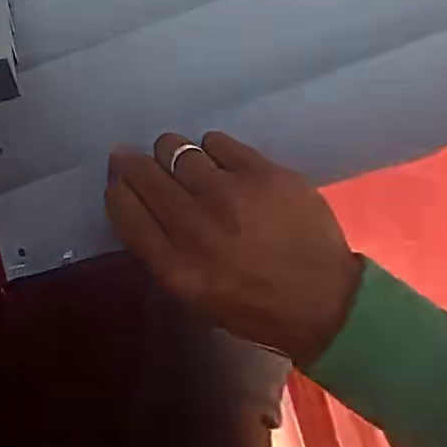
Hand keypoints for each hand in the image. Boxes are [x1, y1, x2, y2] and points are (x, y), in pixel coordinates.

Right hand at [105, 132, 362, 363]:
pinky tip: (226, 170)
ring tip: (193, 171)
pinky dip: (214, 152)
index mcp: (175, 265)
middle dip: (135, 163)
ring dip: (176, 156)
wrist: (329, 305)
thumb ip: (153, 244)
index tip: (121, 180)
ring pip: (175, 147)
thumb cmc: (250, 303)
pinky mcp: (265, 175)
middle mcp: (196, 226)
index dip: (117, 186)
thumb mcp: (189, 292)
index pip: (121, 204)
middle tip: (146, 164)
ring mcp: (232, 195)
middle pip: (142, 170)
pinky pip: (215, 141)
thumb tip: (126, 191)